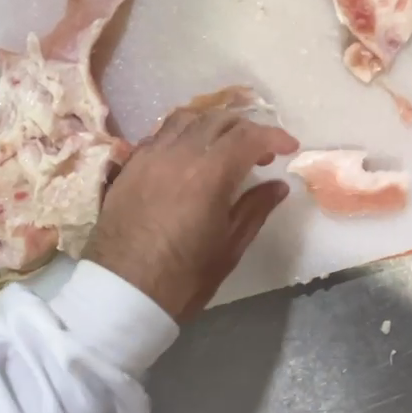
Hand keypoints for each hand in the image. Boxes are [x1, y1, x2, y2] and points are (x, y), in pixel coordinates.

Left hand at [83, 105, 297, 320]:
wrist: (122, 293)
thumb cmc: (183, 278)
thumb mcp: (230, 247)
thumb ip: (255, 208)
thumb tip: (278, 185)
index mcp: (209, 174)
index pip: (248, 136)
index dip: (274, 136)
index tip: (290, 148)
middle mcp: (177, 154)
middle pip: (218, 120)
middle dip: (247, 129)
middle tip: (262, 153)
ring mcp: (148, 156)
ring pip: (186, 119)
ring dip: (213, 125)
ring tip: (225, 146)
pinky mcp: (129, 166)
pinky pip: (160, 134)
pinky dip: (184, 134)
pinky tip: (191, 155)